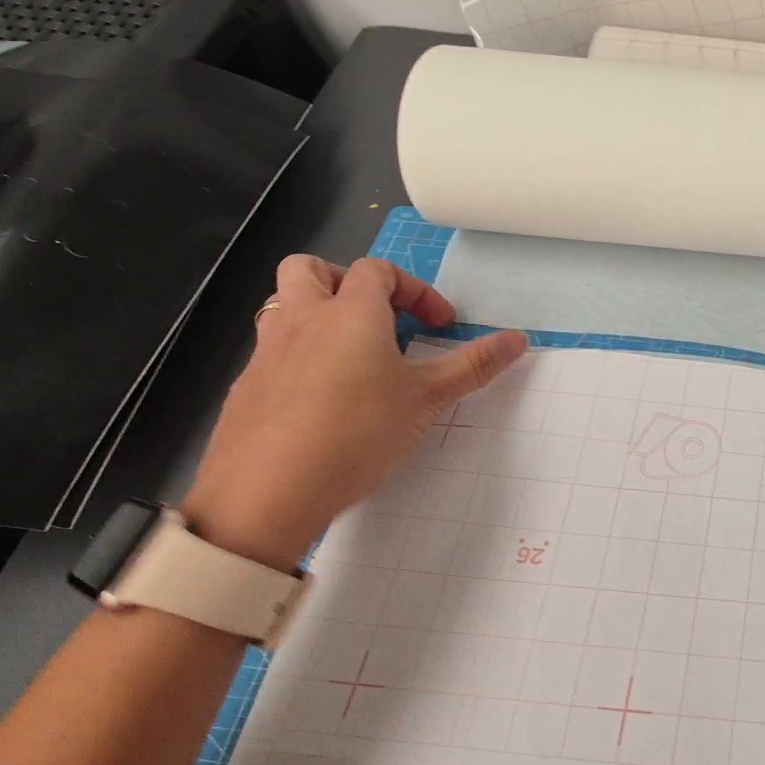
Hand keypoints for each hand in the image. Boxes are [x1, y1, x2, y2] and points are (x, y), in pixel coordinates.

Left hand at [182, 256, 527, 569]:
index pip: (378, 271)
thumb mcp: (427, 400)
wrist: (265, 495)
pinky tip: (322, 401)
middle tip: (378, 316)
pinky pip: (272, 353)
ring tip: (350, 355)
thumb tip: (518, 338)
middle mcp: (302, 321)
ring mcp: (266, 354)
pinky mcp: (245, 389)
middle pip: (310, 269)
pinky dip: (299, 357)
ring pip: (282, 307)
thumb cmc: (358, 433)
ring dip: (317, 314)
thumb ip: (473, 365)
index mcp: (350, 313)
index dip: (415, 290)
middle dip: (346, 280)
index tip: (440, 325)